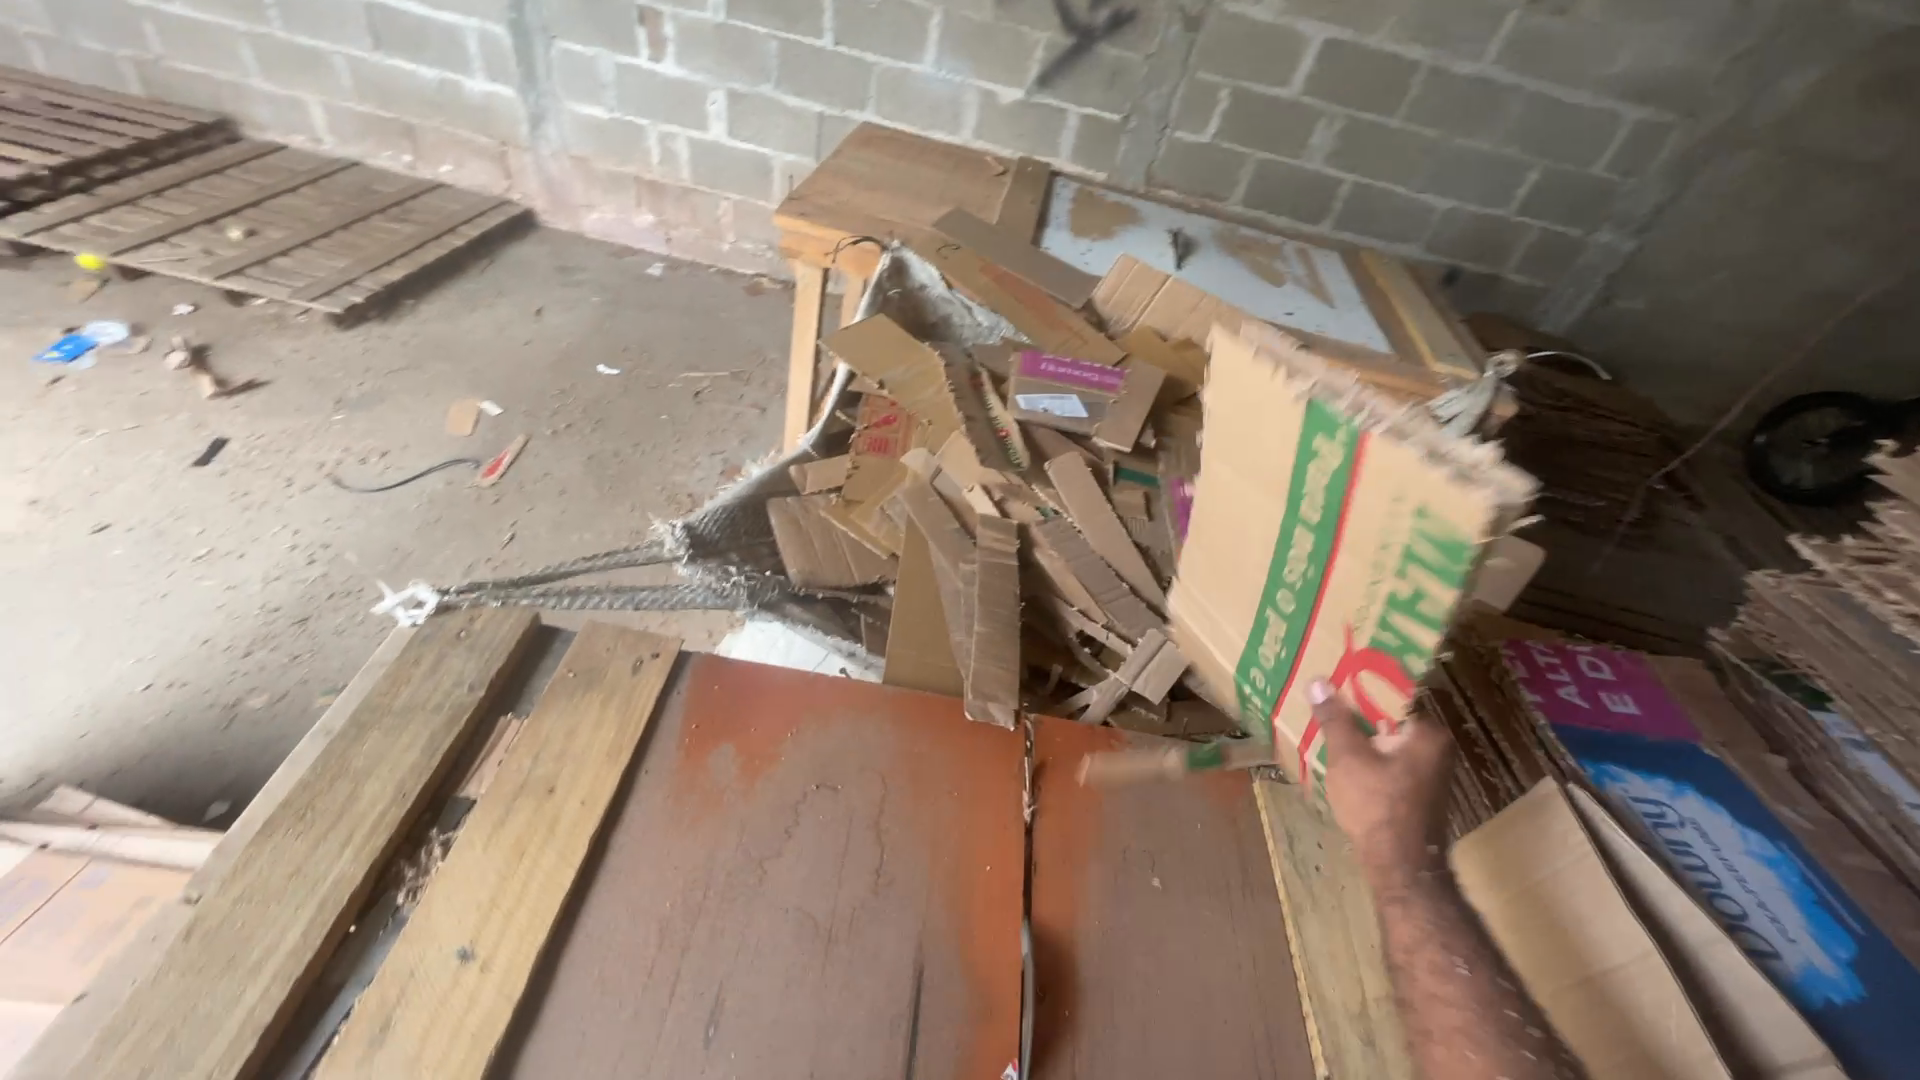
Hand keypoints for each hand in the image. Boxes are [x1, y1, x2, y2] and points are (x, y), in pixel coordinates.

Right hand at [1309, 678, 1455, 889]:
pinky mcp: (1416, 791)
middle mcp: (1435, 749)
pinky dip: (1367, 755)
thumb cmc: (1377, 804)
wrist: (1400, 865)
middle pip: (1390, 718)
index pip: (1395, 694)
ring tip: (1327, 719)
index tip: (1337, 672)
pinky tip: (1341, 754)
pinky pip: (1388, 761)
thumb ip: (1335, 718)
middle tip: (1326, 693)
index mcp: (1427, 733)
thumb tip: (1318, 681)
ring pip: (1388, 741)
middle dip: (1358, 709)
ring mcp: (1428, 772)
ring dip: (1360, 734)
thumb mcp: (1348, 756)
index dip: (1364, 682)